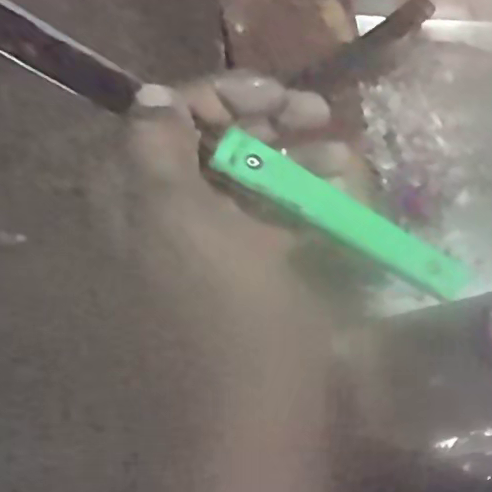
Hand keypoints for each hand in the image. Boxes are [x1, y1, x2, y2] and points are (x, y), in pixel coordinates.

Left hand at [125, 73, 358, 327]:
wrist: (261, 397)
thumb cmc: (230, 310)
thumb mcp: (181, 221)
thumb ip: (159, 152)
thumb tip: (156, 97)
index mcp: (142, 194)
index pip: (171, 116)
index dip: (222, 94)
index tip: (281, 93)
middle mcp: (176, 210)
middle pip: (217, 143)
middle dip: (269, 123)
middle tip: (322, 114)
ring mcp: (224, 243)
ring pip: (257, 181)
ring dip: (300, 162)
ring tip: (348, 160)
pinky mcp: (263, 271)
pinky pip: (282, 221)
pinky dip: (310, 204)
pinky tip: (346, 198)